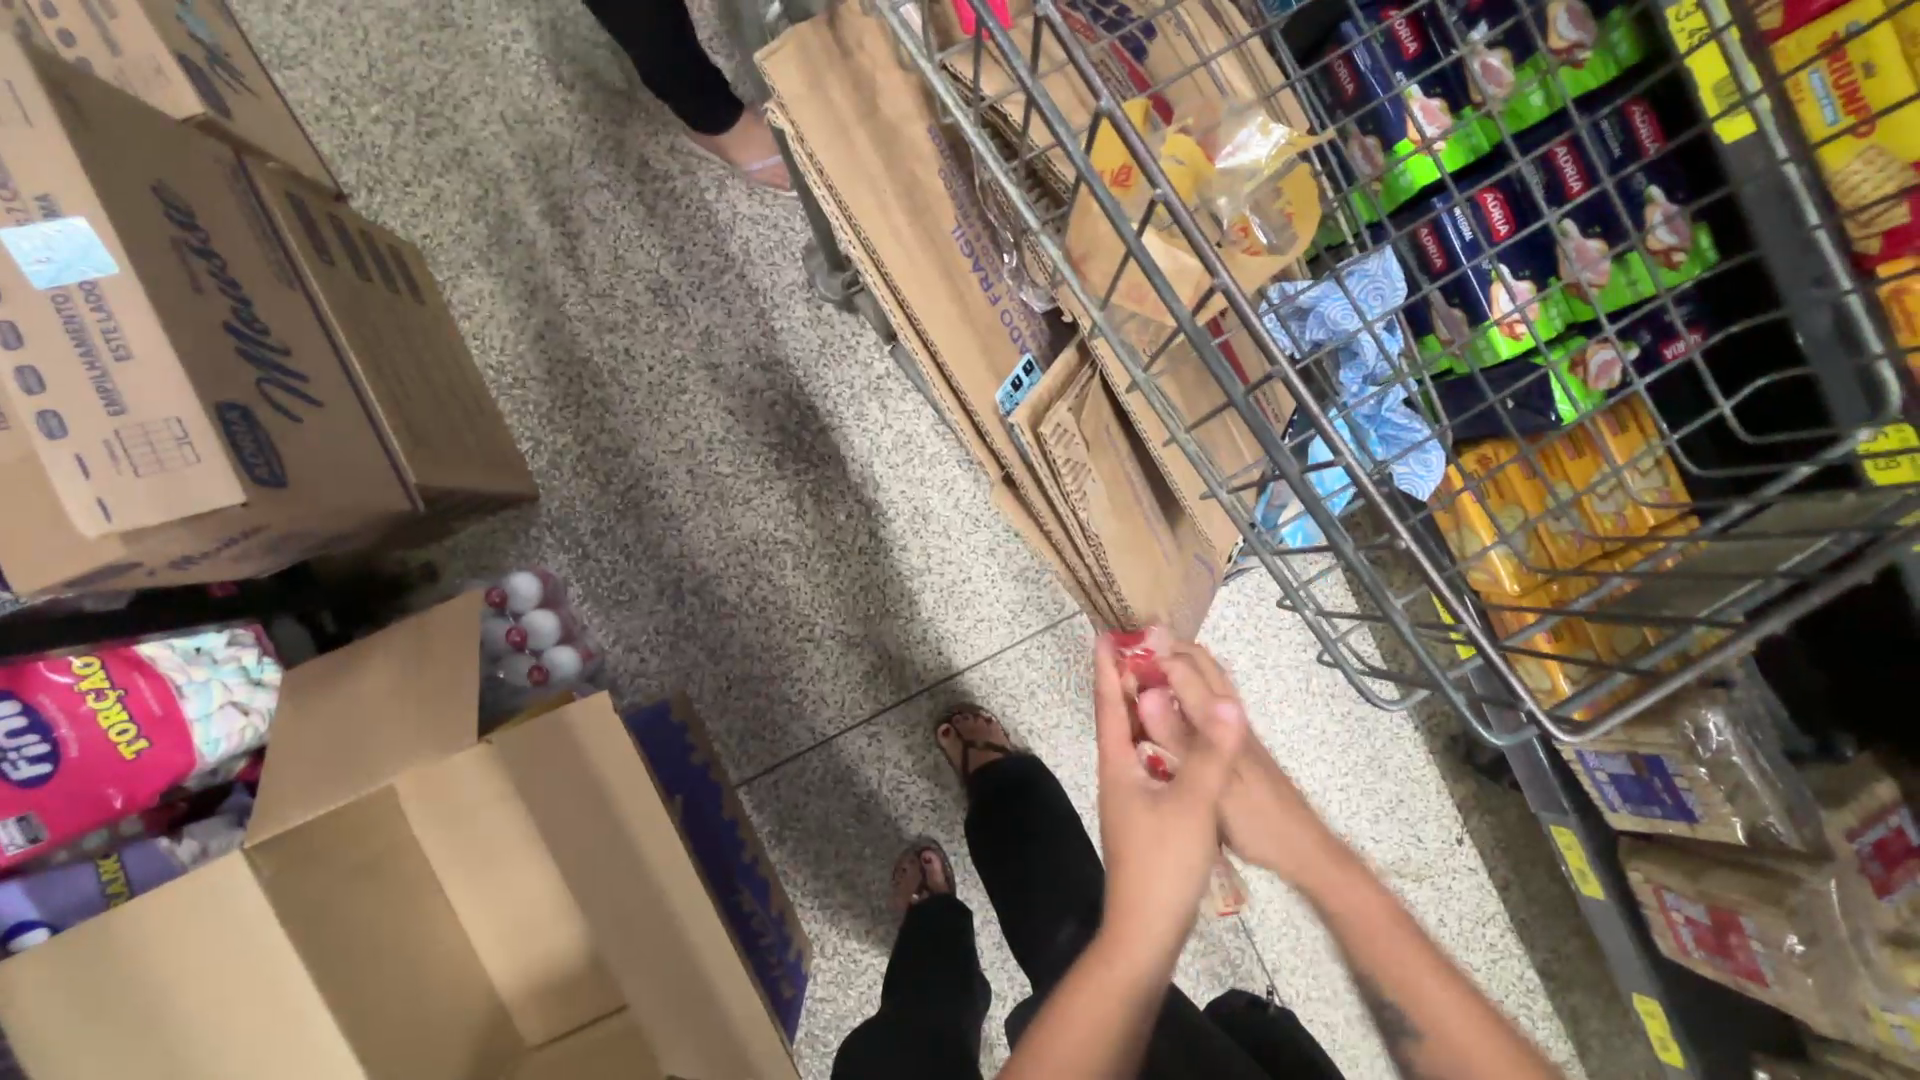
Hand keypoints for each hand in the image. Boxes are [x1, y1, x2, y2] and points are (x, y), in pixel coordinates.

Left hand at [1092, 634, 1243, 962]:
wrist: (1146, 929)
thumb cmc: (1162, 863)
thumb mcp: (1193, 804)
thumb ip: (1211, 753)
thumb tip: (1229, 701)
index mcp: (1118, 765)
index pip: (1108, 704)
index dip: (1107, 668)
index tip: (1106, 634)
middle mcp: (1117, 774)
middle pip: (1117, 719)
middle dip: (1125, 682)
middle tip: (1140, 646)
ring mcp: (1129, 797)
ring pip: (1133, 742)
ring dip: (1141, 710)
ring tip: (1157, 681)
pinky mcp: (1144, 815)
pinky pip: (1148, 762)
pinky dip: (1158, 741)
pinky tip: (1176, 742)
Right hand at [1131, 638, 1352, 888]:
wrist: (1302, 848)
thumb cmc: (1255, 819)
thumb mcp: (1209, 784)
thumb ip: (1178, 739)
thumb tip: (1147, 693)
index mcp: (1219, 721)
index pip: (1183, 670)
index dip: (1151, 656)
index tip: (1118, 652)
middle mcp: (1228, 715)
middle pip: (1201, 664)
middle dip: (1168, 649)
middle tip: (1130, 651)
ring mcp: (1234, 728)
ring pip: (1209, 680)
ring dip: (1180, 664)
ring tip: (1145, 667)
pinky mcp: (1236, 743)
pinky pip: (1209, 701)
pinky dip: (1188, 689)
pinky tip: (1170, 707)